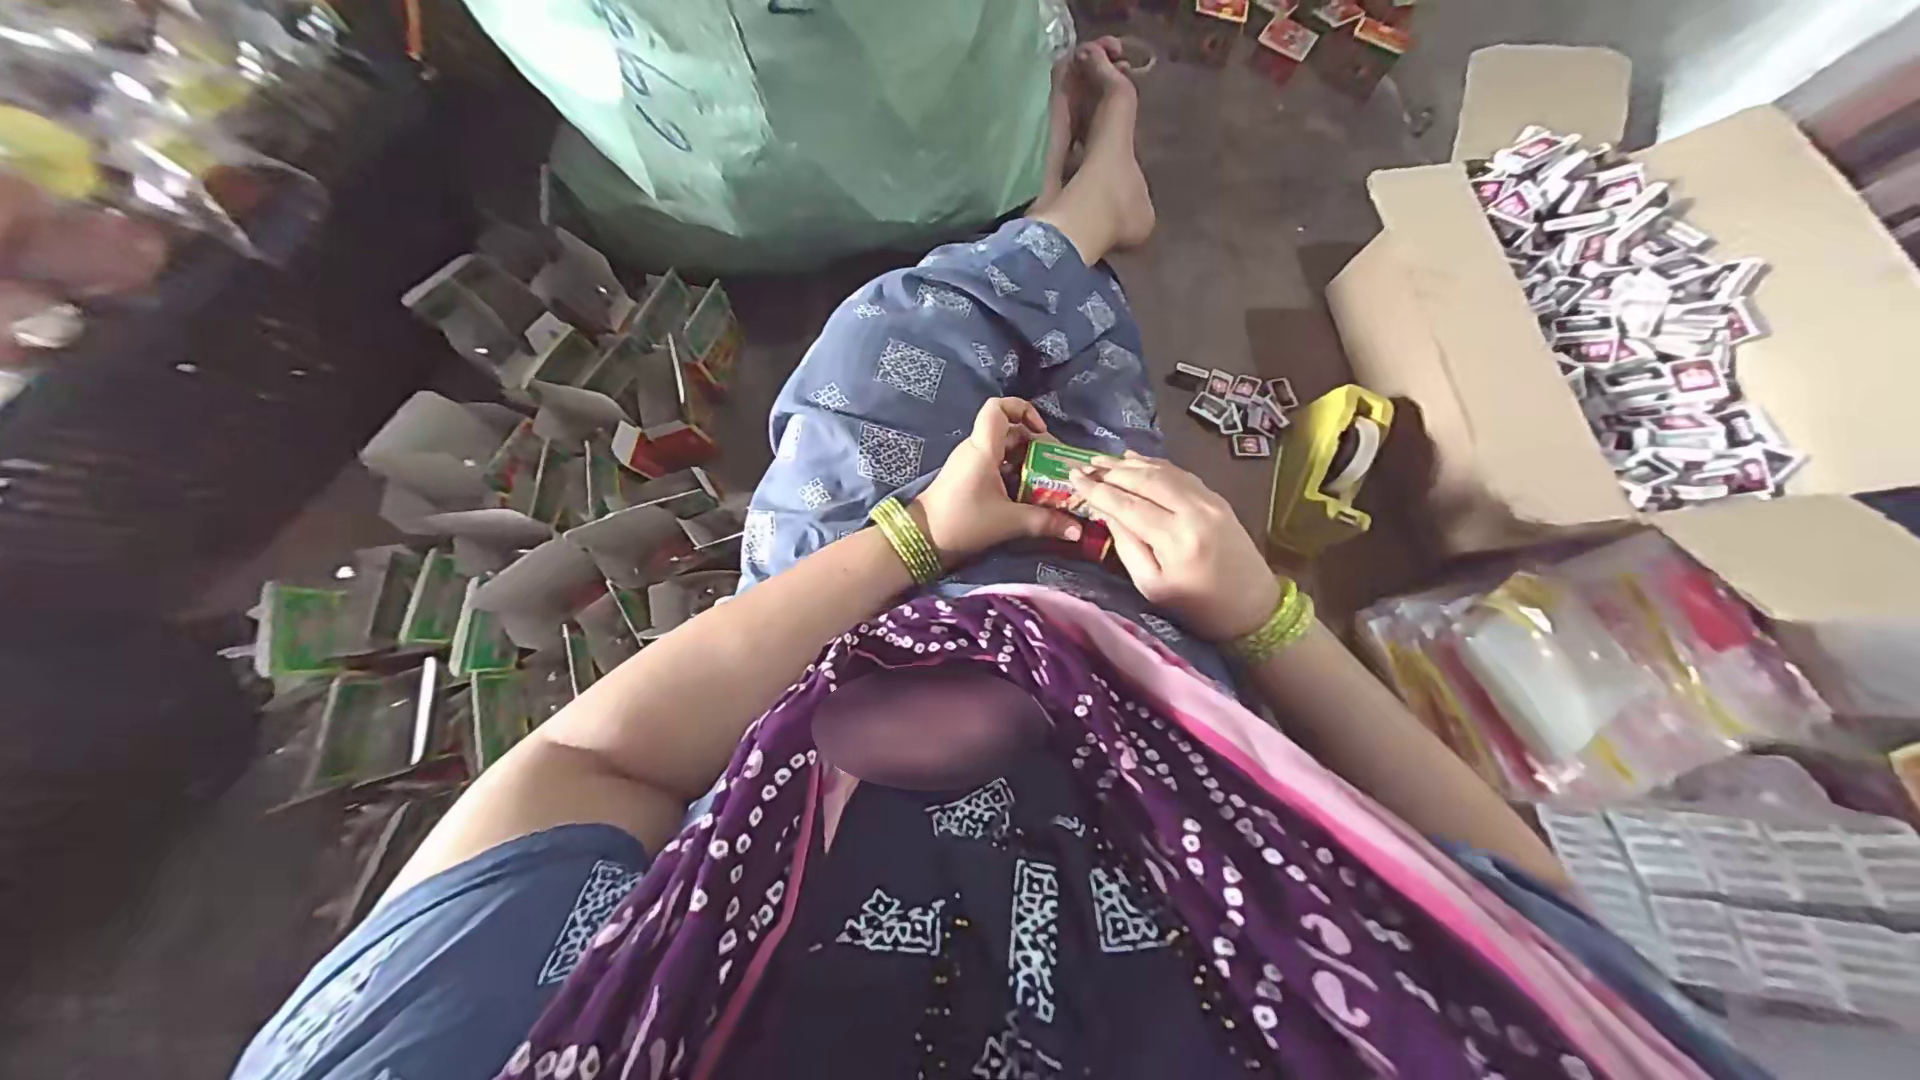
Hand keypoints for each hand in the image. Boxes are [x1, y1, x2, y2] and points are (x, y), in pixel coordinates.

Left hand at [913, 398, 1083, 564]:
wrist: (923, 539)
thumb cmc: (963, 522)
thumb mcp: (1008, 521)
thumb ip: (1045, 522)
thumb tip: (1077, 530)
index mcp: (983, 448)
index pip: (998, 407)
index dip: (1023, 410)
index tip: (1041, 432)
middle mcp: (975, 449)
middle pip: (1009, 430)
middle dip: (1034, 443)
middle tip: (1053, 465)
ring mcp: (969, 463)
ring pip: (1003, 450)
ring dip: (1026, 461)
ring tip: (1045, 481)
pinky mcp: (967, 478)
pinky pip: (995, 465)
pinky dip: (1013, 473)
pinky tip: (1027, 493)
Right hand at [1068, 451, 1281, 641]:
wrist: (1253, 607)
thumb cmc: (1196, 606)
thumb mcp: (1151, 585)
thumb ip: (1127, 546)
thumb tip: (1108, 512)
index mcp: (1175, 539)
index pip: (1126, 504)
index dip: (1096, 489)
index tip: (1072, 477)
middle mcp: (1193, 511)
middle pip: (1144, 480)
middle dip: (1109, 471)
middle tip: (1082, 465)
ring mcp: (1209, 500)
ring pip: (1162, 471)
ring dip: (1129, 464)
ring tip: (1101, 461)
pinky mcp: (1217, 498)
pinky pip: (1179, 473)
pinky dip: (1154, 464)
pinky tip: (1134, 460)